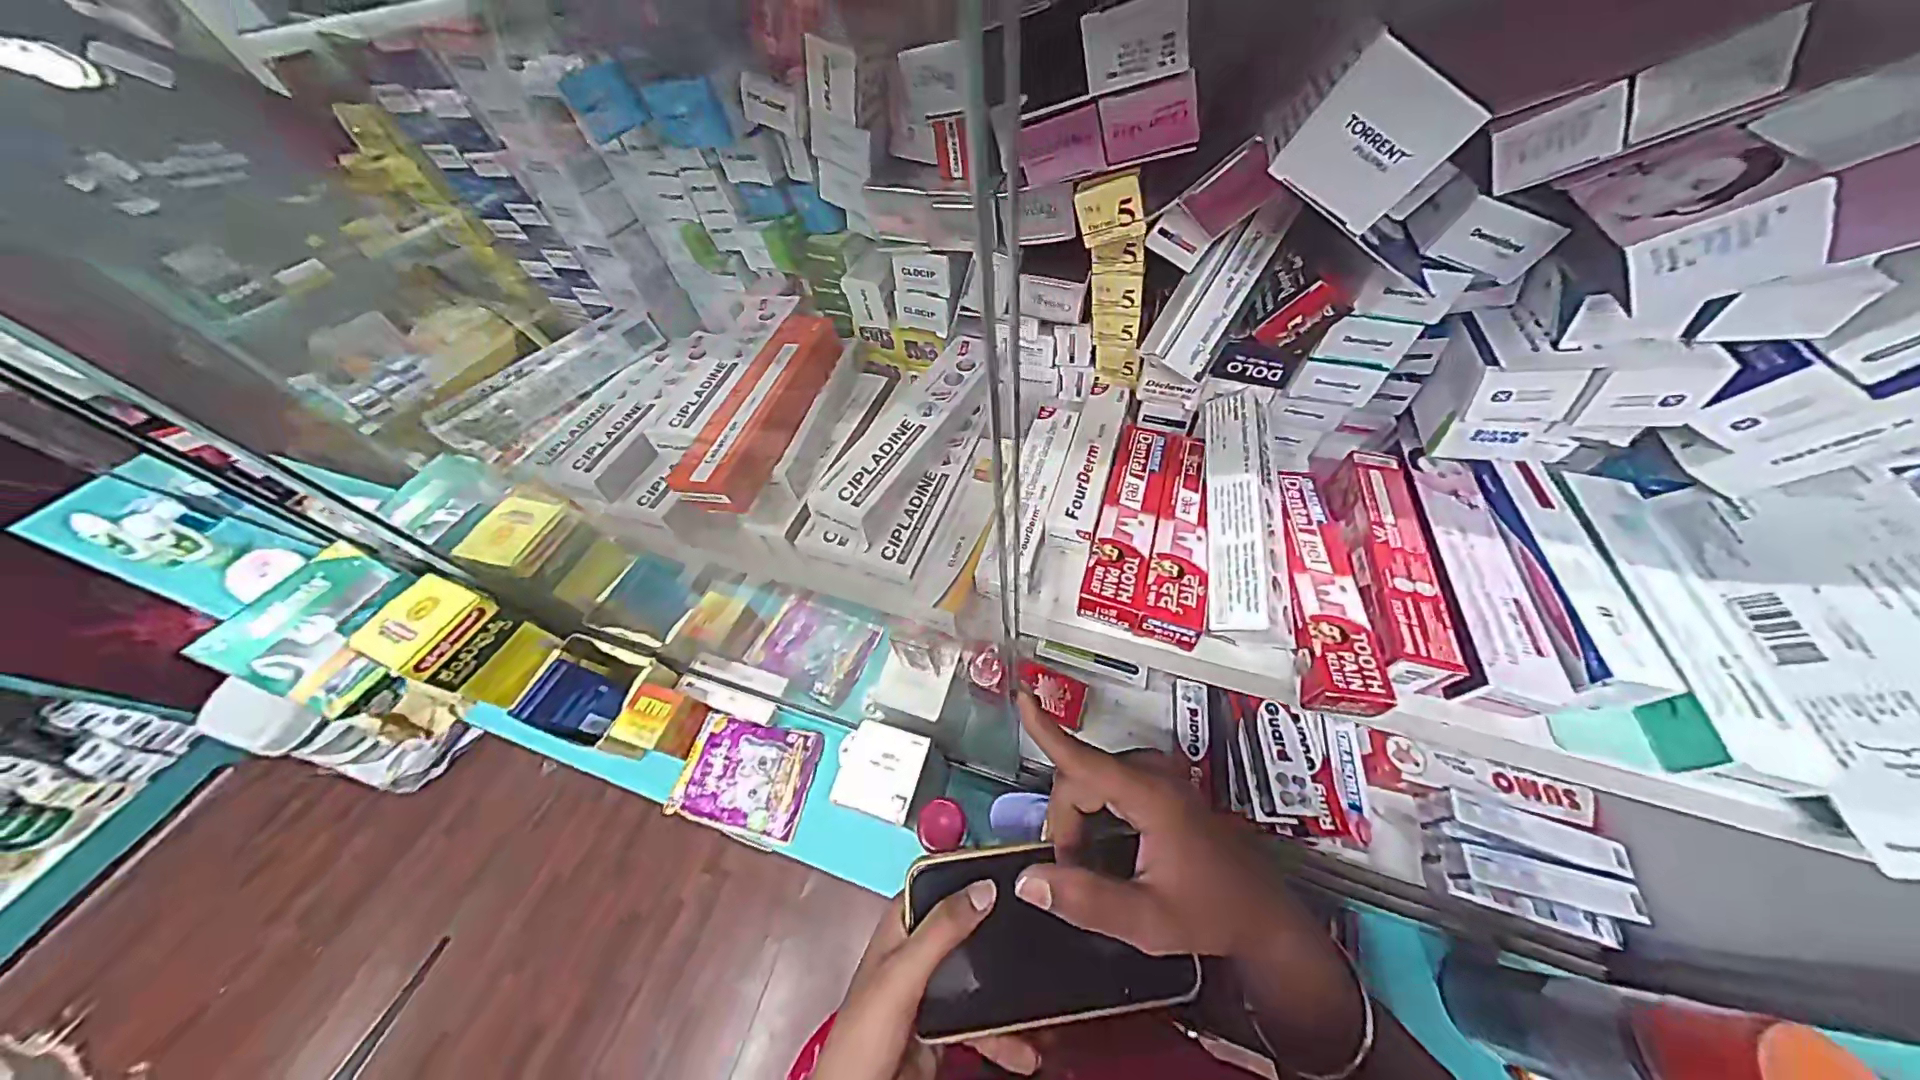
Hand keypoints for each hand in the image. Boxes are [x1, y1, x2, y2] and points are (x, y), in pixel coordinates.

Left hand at [812, 884, 1040, 1079]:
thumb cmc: (861, 1038)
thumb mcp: (902, 975)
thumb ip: (940, 931)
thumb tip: (982, 888)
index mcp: (901, 926)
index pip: (940, 883)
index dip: (971, 875)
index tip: (1009, 872)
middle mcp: (917, 950)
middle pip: (967, 929)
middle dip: (1000, 937)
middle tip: (1036, 935)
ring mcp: (932, 987)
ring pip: (979, 975)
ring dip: (1008, 995)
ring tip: (1037, 1008)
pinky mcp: (943, 1025)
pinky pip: (982, 1019)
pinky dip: (1002, 1033)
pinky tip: (1022, 1047)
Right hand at [1012, 691, 1320, 956]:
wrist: (1262, 914)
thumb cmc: (1212, 914)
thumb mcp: (1147, 922)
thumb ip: (1085, 901)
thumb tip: (1028, 881)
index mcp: (1152, 798)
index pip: (1086, 760)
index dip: (1047, 730)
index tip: (1023, 699)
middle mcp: (1153, 775)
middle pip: (1079, 779)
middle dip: (1065, 824)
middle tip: (1074, 874)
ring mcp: (1158, 775)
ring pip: (1089, 780)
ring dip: (1077, 820)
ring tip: (1091, 866)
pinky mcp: (1159, 783)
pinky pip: (1105, 783)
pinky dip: (1092, 812)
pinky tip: (1104, 847)